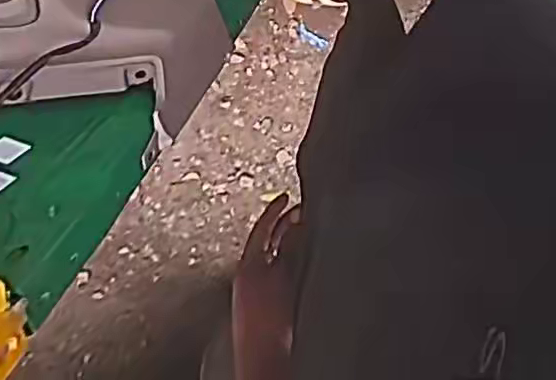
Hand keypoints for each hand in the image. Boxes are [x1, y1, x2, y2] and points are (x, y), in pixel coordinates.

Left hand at [232, 193, 303, 379]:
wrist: (265, 360)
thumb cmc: (271, 321)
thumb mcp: (285, 274)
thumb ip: (292, 244)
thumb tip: (299, 221)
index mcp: (248, 264)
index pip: (262, 226)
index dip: (275, 208)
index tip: (286, 196)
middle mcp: (247, 275)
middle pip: (268, 239)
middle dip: (285, 224)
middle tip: (304, 211)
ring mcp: (253, 290)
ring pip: (273, 255)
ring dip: (288, 242)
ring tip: (308, 233)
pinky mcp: (261, 304)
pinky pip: (275, 270)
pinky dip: (288, 259)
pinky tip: (303, 261)